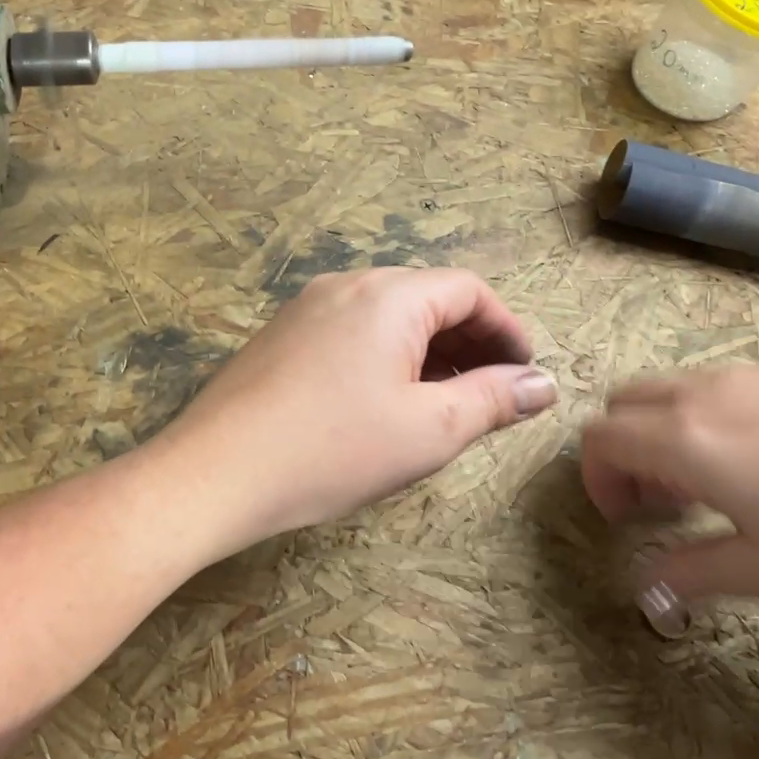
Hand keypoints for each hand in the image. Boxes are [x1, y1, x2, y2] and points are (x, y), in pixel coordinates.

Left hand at [155, 268, 555, 551]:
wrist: (215, 472)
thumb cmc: (331, 450)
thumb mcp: (428, 430)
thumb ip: (492, 399)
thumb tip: (543, 383)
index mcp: (387, 295)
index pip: (468, 289)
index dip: (507, 329)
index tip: (524, 376)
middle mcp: (344, 286)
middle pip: (425, 297)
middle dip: (468, 341)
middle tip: (490, 395)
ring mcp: (304, 309)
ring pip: (385, 317)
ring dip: (425, 351)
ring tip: (442, 405)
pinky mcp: (278, 337)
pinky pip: (348, 333)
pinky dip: (382, 357)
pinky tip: (382, 404)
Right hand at [582, 361, 758, 629]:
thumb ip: (690, 574)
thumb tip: (646, 593)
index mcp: (687, 437)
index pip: (599, 437)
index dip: (597, 479)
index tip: (627, 519)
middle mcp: (712, 391)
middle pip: (628, 400)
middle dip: (626, 448)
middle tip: (666, 501)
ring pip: (682, 388)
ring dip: (673, 429)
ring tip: (729, 484)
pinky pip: (739, 384)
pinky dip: (725, 416)